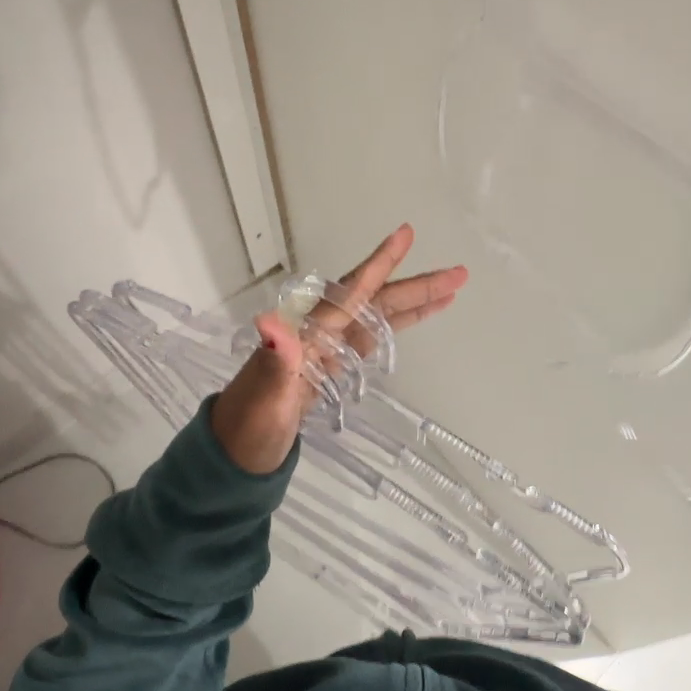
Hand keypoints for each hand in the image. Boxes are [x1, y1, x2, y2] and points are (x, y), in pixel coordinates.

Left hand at [210, 225, 467, 473]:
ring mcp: (326, 350)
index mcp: (307, 334)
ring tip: (452, 291)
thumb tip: (276, 325)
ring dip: (414, 303)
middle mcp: (319, 334)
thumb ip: (273, 365)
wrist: (231, 456)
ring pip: (378, 317)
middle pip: (375, 302)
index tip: (406, 233)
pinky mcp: (330, 367)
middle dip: (416, 286)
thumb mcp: (262, 401)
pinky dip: (397, 328)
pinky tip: (416, 319)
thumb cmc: (247, 429)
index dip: (379, 264)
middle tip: (458, 273)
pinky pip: (371, 339)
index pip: (350, 292)